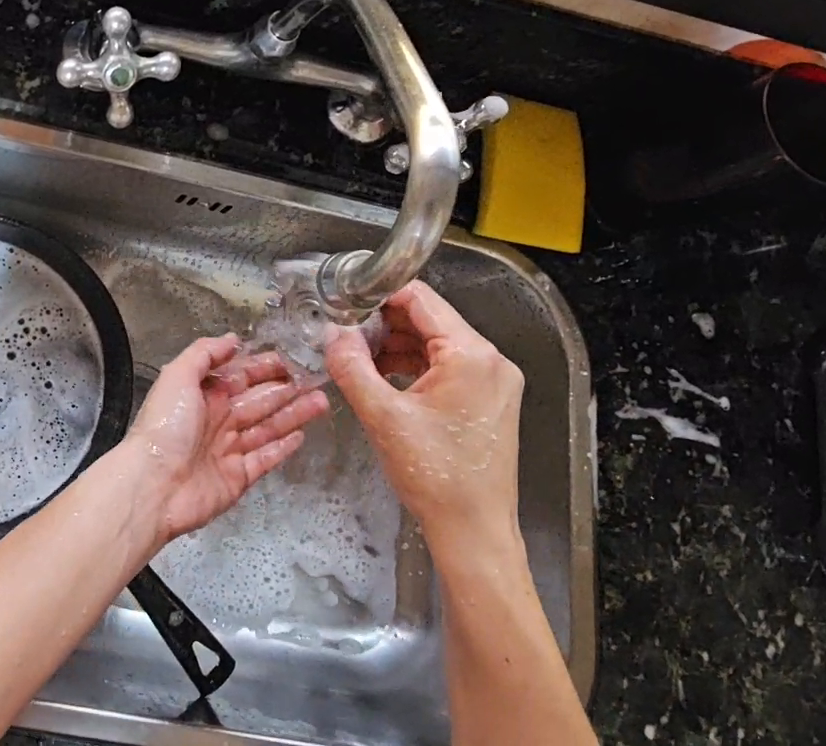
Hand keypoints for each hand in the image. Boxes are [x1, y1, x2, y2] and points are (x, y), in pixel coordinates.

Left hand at [126, 335, 329, 541]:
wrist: (154, 485)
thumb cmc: (164, 427)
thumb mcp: (177, 376)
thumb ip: (205, 353)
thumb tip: (232, 339)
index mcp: (202, 394)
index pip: (240, 376)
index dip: (264, 367)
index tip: (291, 359)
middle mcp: (216, 419)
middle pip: (258, 400)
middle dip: (286, 389)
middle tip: (316, 380)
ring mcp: (228, 449)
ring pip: (267, 427)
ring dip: (293, 414)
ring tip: (321, 402)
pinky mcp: (238, 477)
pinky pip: (265, 458)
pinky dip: (283, 447)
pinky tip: (301, 435)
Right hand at [325, 281, 523, 548]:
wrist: (473, 530)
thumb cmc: (436, 476)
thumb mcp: (382, 415)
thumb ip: (352, 366)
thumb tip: (333, 334)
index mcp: (472, 356)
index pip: (421, 299)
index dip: (379, 295)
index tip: (346, 302)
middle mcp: (490, 361)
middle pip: (428, 319)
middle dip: (383, 322)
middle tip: (344, 333)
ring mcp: (492, 382)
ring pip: (434, 343)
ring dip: (394, 345)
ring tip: (357, 356)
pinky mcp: (486, 400)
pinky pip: (444, 366)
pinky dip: (411, 365)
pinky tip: (381, 377)